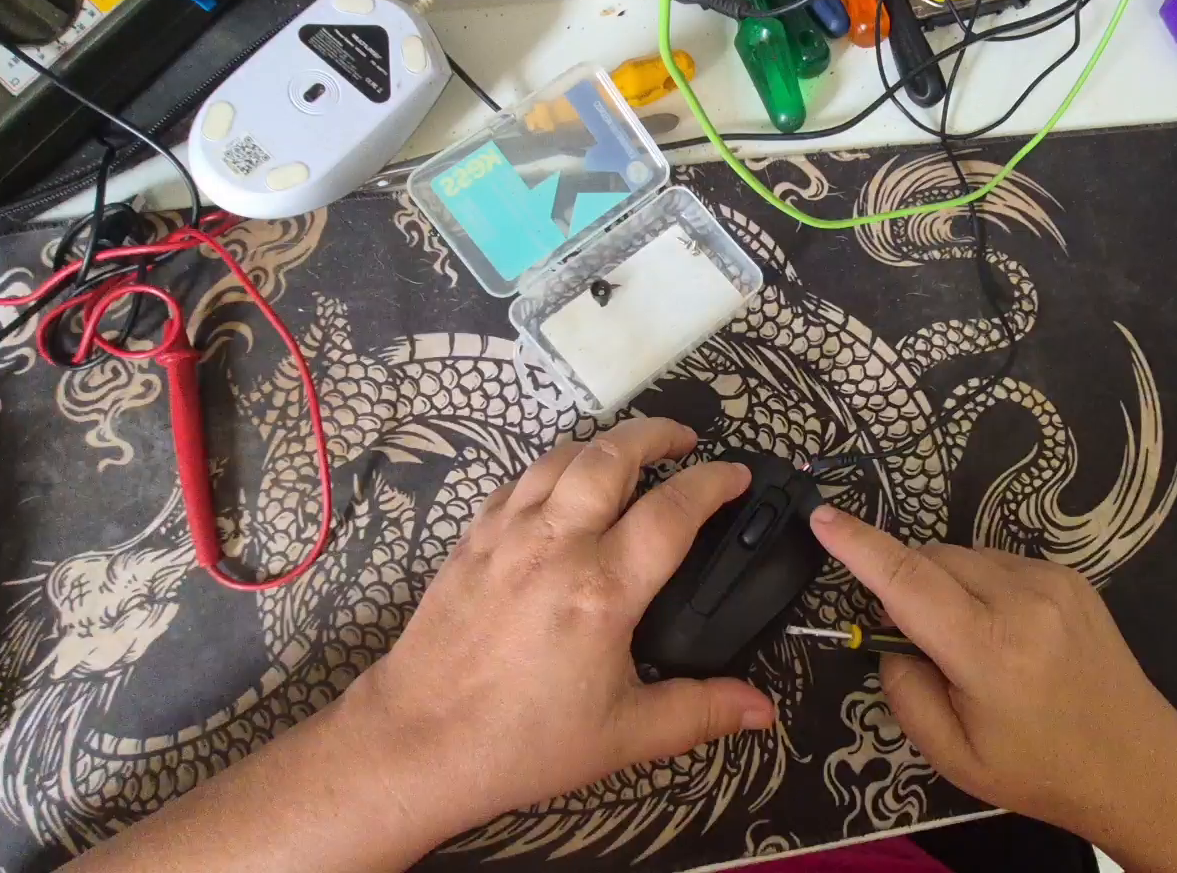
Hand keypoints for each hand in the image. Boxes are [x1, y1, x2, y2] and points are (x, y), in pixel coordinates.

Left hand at [349, 418, 774, 836]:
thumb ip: (698, 712)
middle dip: (657, 433)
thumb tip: (763, 710)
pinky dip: (555, 468)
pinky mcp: (474, 536)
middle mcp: (559, 543)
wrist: (413, 743)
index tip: (738, 474)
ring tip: (630, 453)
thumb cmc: (523, 739)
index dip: (714, 482)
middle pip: (613, 454)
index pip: (673, 509)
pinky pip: (522, 479)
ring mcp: (510, 532)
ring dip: (606, 443)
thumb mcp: (623, 734)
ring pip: (564, 455)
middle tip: (684, 439)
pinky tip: (565, 485)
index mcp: (604, 588)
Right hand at [808, 507, 1176, 837]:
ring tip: (974, 640)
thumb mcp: (952, 755)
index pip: (908, 582)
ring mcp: (1051, 580)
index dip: (859, 546)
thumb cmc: (1040, 771)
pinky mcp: (1067, 572)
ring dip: (943, 583)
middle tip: (923, 642)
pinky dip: (978, 584)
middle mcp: (1023, 600)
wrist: (1142, 767)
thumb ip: (903, 685)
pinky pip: (994, 559)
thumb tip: (891, 627)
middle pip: (929, 559)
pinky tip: (1005, 628)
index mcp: (990, 652)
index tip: (822, 517)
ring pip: (960, 555)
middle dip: (907, 585)